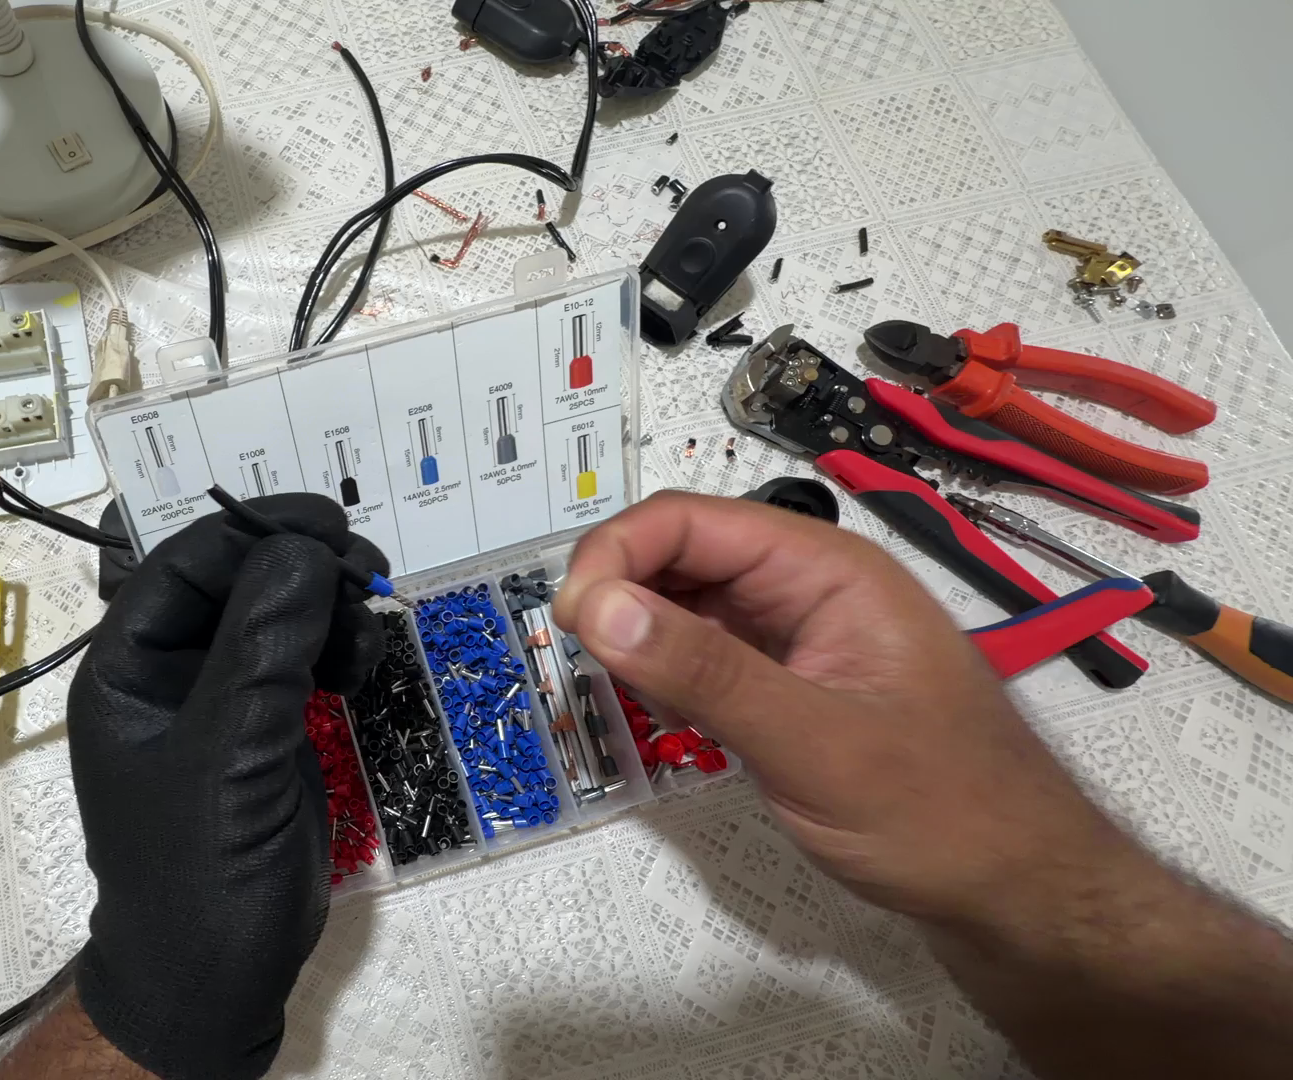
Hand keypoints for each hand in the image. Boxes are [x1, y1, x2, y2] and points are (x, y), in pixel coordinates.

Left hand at [65, 494, 386, 1079]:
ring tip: (366, 632)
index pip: (184, 566)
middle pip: (237, 581)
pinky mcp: (266, 719)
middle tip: (368, 569)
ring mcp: (223, 694)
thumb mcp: (226, 759)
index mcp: (130, 667)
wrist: (217, 979)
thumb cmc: (199, 875)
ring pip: (278, 612)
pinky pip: (304, 654)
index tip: (329, 524)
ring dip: (328, 609)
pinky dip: (338, 647)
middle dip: (302, 568)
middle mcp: (172, 668)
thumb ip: (260, 651)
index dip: (253, 533)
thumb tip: (302, 550)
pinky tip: (359, 669)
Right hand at [552, 490, 1140, 925]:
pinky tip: (661, 705)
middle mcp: (795, 581)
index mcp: (820, 568)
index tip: (570, 620)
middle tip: (586, 658)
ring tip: (631, 689)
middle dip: (617, 592)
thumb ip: (704, 672)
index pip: (686, 521)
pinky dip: (656, 665)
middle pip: (672, 551)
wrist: (1014, 894)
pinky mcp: (767, 667)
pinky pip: (687, 642)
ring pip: (672, 596)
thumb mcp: (815, 743)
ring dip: (633, 632)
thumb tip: (594, 608)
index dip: (614, 554)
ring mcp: (780, 625)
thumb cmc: (940, 814)